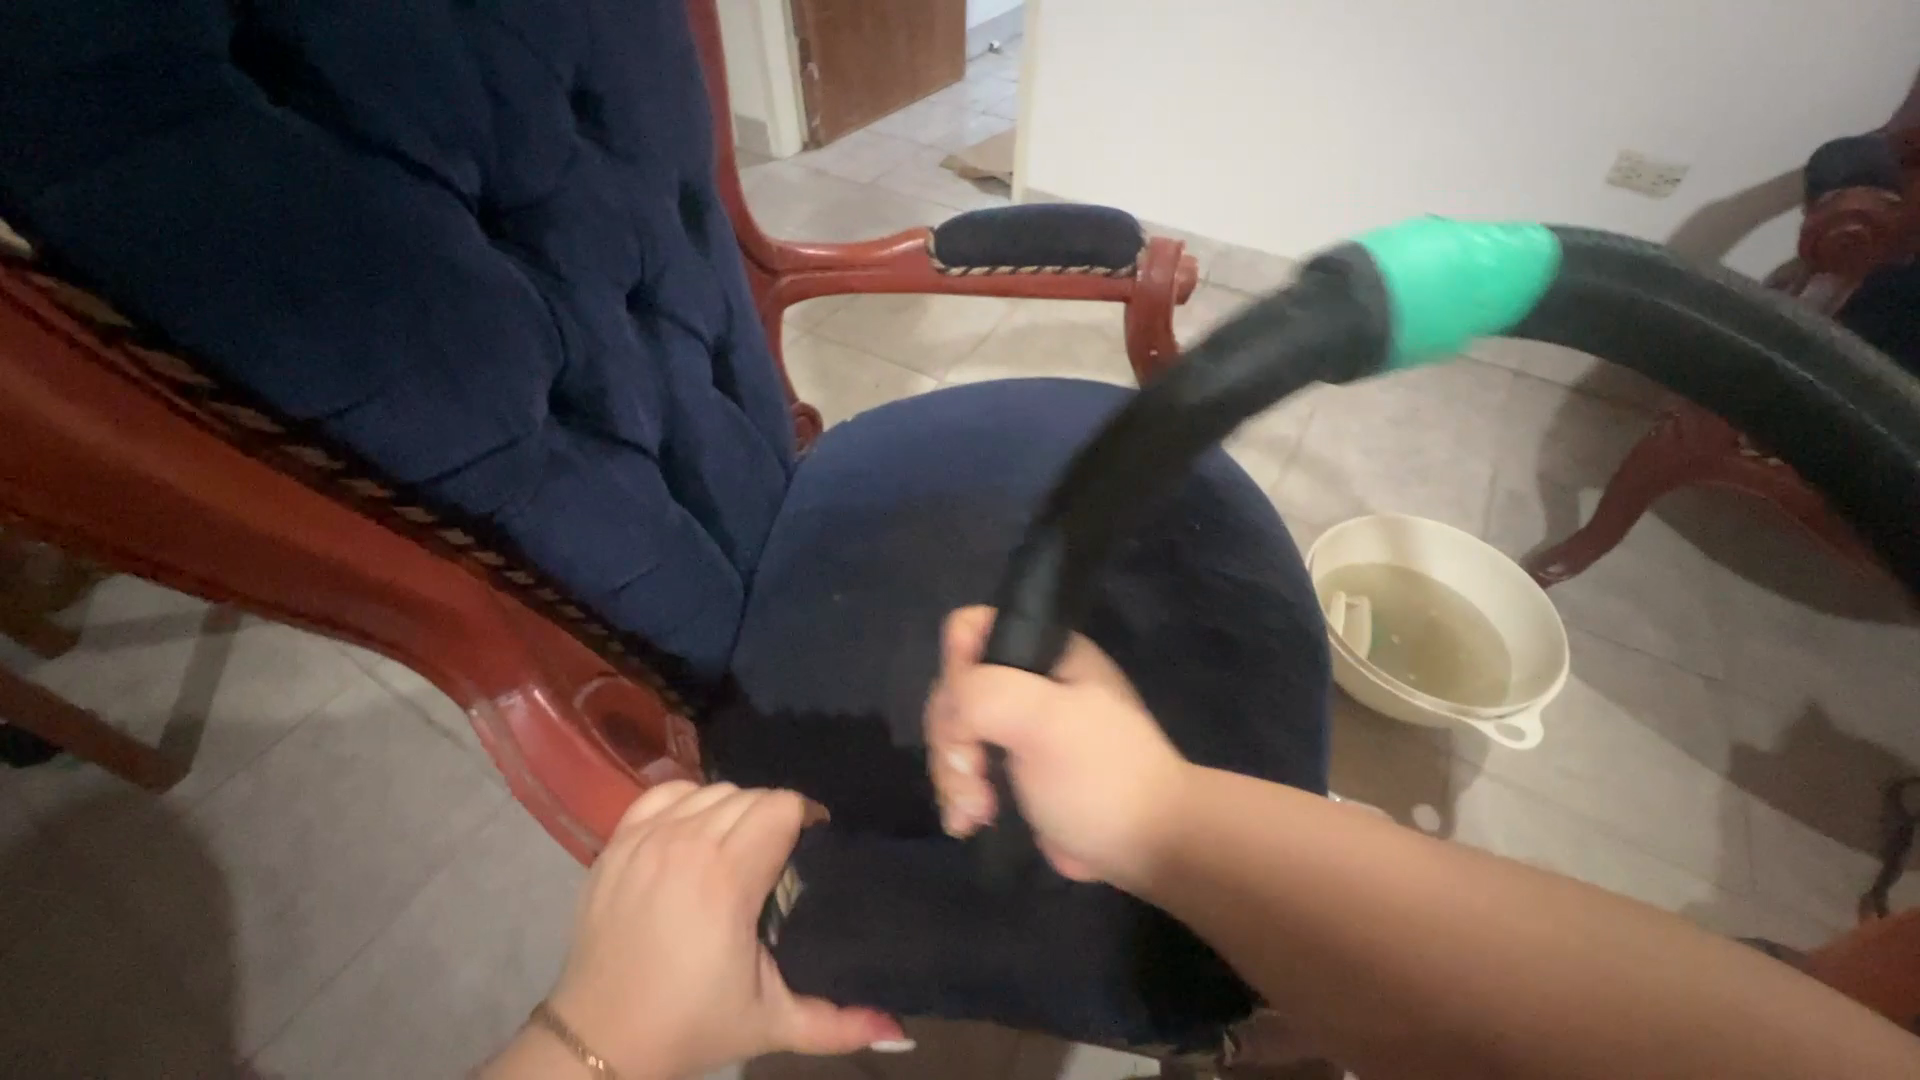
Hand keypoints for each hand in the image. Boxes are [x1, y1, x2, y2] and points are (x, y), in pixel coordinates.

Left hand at [545, 782, 906, 1077]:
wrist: (596, 1044)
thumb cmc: (690, 1027)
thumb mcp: (772, 1024)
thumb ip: (840, 1024)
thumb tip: (904, 1032)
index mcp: (729, 878)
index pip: (782, 806)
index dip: (806, 818)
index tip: (812, 844)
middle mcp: (688, 844)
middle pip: (752, 794)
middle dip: (775, 816)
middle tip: (780, 854)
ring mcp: (647, 839)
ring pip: (712, 789)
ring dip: (735, 808)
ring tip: (740, 844)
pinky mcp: (617, 842)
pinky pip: (665, 792)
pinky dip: (688, 801)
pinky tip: (695, 829)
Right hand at [925, 606, 1191, 887]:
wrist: (1146, 846)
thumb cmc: (1102, 775)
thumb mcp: (1045, 720)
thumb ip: (985, 692)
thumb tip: (948, 708)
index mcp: (1044, 651)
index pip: (970, 630)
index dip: (956, 670)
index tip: (968, 719)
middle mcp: (1027, 679)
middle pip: (952, 688)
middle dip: (952, 739)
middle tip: (972, 777)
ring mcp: (1017, 724)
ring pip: (952, 730)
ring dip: (952, 774)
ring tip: (974, 813)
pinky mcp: (1010, 765)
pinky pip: (964, 764)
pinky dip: (957, 792)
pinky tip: (966, 822)